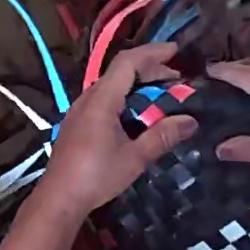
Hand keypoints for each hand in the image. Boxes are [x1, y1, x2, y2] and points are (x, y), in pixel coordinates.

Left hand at [39, 44, 197, 218]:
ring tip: (161, 94)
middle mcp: (87, 99)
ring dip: (136, 85)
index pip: (127, 62)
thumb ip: (162, 136)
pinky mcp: (77, 124)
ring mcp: (79, 111)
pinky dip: (124, 98)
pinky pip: (103, 100)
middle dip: (149, 69)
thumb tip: (190, 121)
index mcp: (101, 100)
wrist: (59, 198)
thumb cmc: (96, 176)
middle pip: (119, 71)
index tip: (176, 51)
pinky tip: (136, 114)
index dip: (152, 53)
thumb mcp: (135, 157)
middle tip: (176, 78)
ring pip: (110, 86)